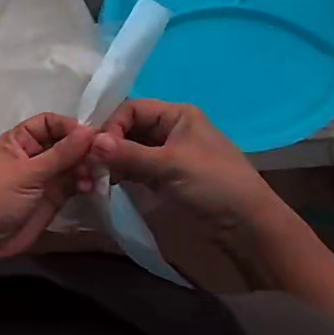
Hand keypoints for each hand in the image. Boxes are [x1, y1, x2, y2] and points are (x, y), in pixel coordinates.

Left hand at [0, 113, 96, 262]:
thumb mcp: (28, 173)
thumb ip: (61, 154)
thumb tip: (91, 130)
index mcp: (17, 141)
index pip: (48, 122)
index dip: (69, 126)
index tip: (91, 134)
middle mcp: (33, 154)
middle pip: (64, 142)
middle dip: (83, 147)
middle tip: (103, 154)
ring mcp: (44, 176)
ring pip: (72, 163)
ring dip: (86, 165)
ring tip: (97, 172)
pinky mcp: (54, 196)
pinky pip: (74, 182)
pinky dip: (84, 182)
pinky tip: (90, 186)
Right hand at [91, 99, 283, 235]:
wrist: (245, 226)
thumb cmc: (214, 184)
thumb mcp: (171, 165)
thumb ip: (130, 154)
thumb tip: (91, 142)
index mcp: (177, 114)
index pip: (132, 108)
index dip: (112, 124)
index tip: (96, 148)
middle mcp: (169, 129)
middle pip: (127, 128)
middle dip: (107, 143)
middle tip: (88, 164)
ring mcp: (164, 154)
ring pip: (127, 149)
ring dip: (110, 160)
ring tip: (93, 176)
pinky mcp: (161, 178)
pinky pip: (132, 168)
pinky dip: (118, 174)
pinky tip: (105, 183)